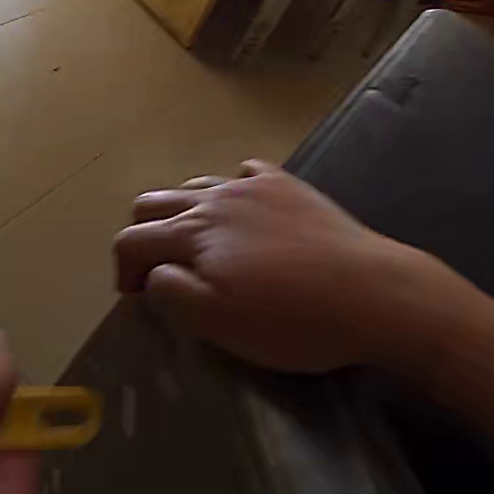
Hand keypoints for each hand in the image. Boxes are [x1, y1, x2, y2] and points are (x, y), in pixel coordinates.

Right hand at [113, 161, 473, 373]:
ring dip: (185, 211)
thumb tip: (153, 275)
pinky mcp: (288, 184)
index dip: (124, 271)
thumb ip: (173, 294)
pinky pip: (246, 171)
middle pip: (156, 201)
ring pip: (198, 184)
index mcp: (194, 232)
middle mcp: (217, 197)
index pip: (132, 239)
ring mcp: (255, 184)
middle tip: (162, 270)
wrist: (370, 290)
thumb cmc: (291, 318)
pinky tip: (247, 210)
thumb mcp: (219, 323)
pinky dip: (233, 189)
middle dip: (145, 234)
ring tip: (201, 243)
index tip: (139, 299)